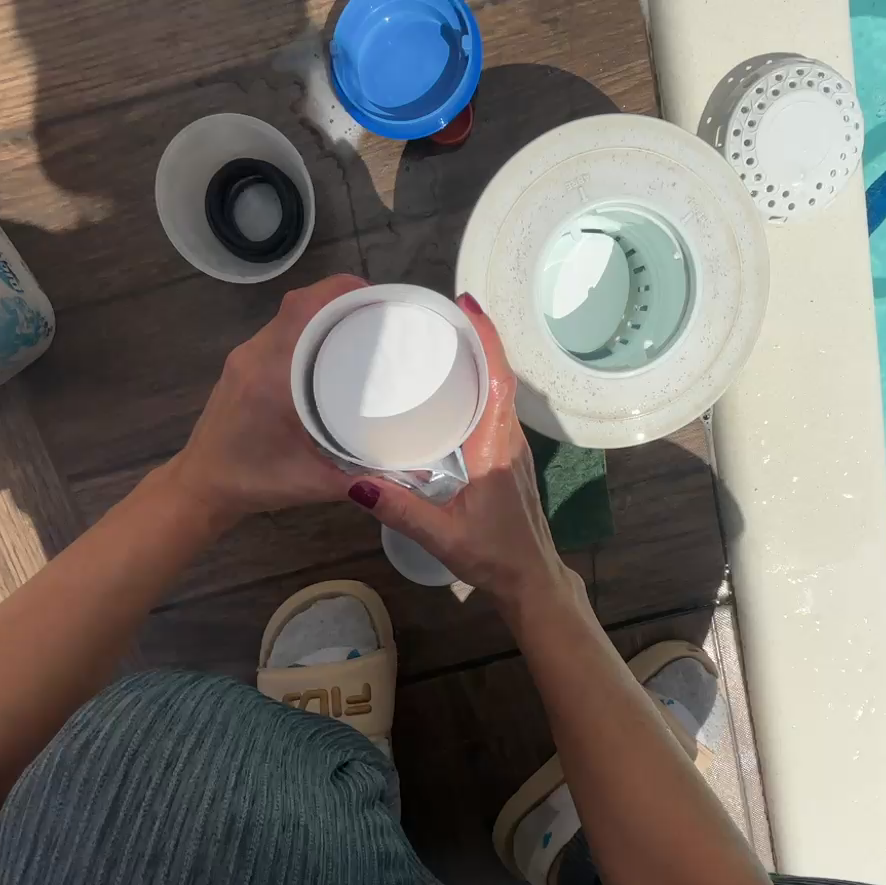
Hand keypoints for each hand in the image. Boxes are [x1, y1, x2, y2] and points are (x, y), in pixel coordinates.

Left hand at [167, 274, 369, 522]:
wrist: (201, 486)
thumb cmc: (252, 483)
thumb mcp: (312, 484)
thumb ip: (363, 481)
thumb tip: (421, 479)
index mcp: (270, 376)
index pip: (303, 310)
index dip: (341, 293)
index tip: (380, 299)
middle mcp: (255, 357)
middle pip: (300, 306)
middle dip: (342, 300)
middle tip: (384, 317)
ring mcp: (245, 358)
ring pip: (288, 317)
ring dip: (324, 313)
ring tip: (365, 329)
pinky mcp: (242, 366)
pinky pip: (279, 332)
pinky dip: (308, 330)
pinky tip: (333, 351)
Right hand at [346, 294, 576, 609]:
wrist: (531, 579)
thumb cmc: (494, 557)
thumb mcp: (443, 537)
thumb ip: (400, 510)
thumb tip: (353, 481)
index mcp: (495, 449)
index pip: (497, 382)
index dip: (487, 340)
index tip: (467, 305)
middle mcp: (508, 440)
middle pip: (499, 377)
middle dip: (475, 341)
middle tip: (437, 317)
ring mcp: (512, 448)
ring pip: (499, 392)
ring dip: (478, 363)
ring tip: (440, 344)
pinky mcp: (508, 457)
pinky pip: (495, 410)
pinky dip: (477, 388)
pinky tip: (450, 392)